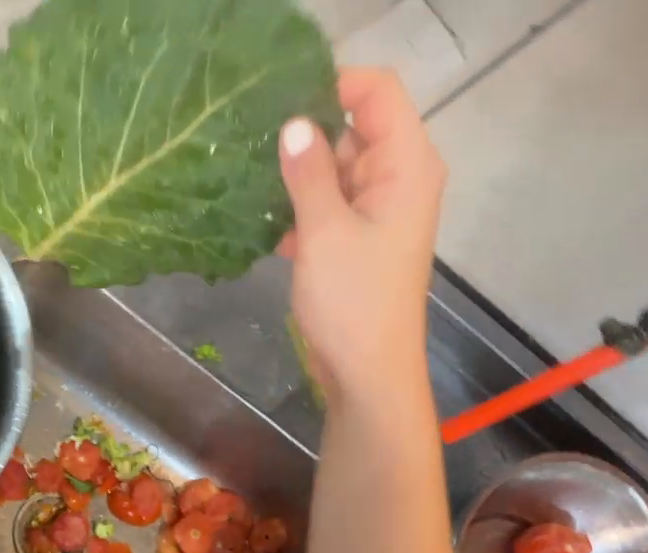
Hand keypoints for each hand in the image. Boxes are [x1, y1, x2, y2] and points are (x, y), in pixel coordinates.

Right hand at [276, 68, 446, 409]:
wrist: (365, 373)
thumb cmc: (353, 303)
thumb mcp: (325, 232)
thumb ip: (310, 173)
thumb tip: (291, 124)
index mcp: (405, 165)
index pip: (377, 92)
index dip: (332, 83)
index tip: (276, 99)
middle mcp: (396, 178)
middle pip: (353, 128)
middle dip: (305, 131)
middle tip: (246, 139)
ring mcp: (374, 211)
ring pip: (334, 169)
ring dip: (295, 174)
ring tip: (242, 174)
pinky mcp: (353, 240)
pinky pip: (325, 205)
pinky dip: (297, 208)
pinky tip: (257, 218)